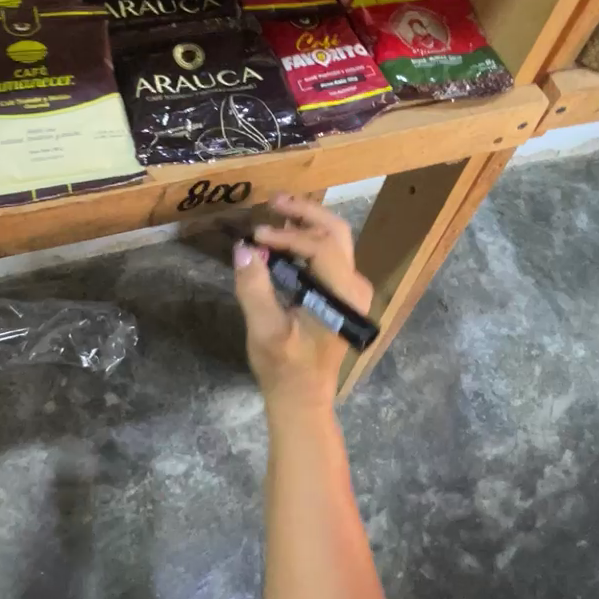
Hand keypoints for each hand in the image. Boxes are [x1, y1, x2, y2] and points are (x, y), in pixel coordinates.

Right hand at [232, 194, 373, 406]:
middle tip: (274, 201)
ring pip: (334, 240)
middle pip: (335, 232)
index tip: (257, 235)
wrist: (303, 397)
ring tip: (275, 213)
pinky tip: (282, 238)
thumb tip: (243, 249)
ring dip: (306, 223)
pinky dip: (306, 241)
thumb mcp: (264, 330)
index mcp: (342, 296)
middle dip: (305, 213)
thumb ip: (254, 288)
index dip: (288, 234)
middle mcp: (354, 287)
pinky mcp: (342, 294)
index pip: (320, 246)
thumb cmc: (284, 367)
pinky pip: (329, 255)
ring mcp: (351, 290)